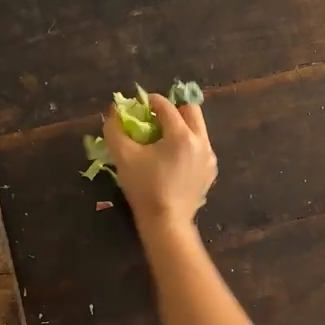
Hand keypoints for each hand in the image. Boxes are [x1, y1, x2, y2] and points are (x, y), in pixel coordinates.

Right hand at [104, 94, 216, 228]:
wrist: (166, 222)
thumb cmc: (143, 187)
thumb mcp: (123, 157)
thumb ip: (114, 129)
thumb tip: (114, 111)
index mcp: (181, 134)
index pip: (166, 106)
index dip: (151, 101)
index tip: (140, 105)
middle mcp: (201, 141)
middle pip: (191, 110)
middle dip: (173, 109)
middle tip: (155, 118)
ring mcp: (209, 157)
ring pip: (198, 129)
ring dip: (182, 126)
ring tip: (163, 139)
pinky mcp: (210, 171)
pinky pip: (200, 148)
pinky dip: (188, 145)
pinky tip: (173, 159)